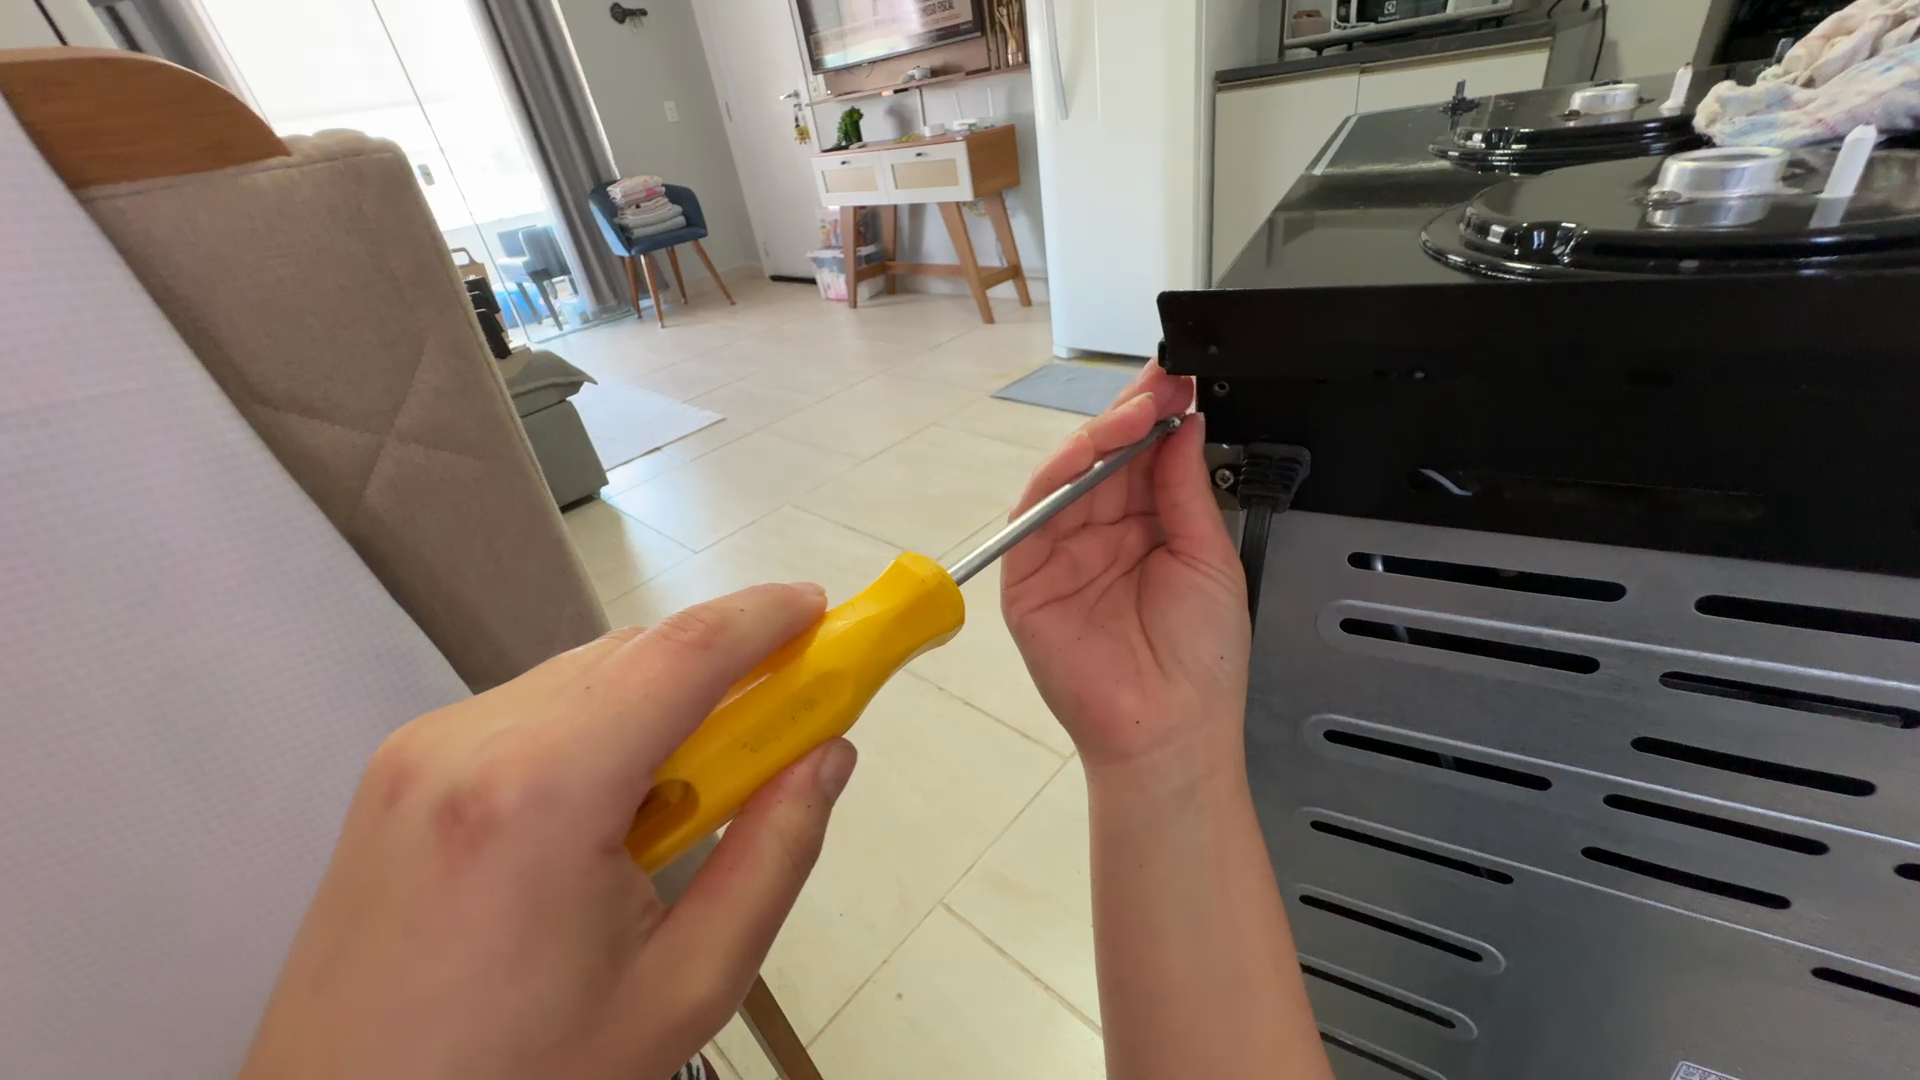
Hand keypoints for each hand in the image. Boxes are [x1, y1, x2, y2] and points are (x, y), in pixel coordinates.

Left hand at [240, 584, 855, 1079]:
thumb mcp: (687, 986)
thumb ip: (776, 854)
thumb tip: (829, 755)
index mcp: (540, 795)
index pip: (680, 656)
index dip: (763, 617)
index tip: (820, 610)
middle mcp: (469, 742)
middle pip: (637, 652)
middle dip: (726, 657)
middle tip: (788, 697)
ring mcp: (423, 747)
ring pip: (590, 670)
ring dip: (667, 692)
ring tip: (699, 775)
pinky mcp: (403, 764)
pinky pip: (541, 701)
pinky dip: (609, 715)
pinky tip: (621, 794)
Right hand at [1001, 367, 1248, 768]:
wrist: (1169, 731)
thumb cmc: (1200, 658)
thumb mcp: (1207, 558)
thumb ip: (1184, 491)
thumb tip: (1184, 427)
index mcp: (1142, 529)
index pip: (1140, 460)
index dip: (1158, 419)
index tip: (1184, 379)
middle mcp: (1097, 534)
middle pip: (1103, 459)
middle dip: (1132, 414)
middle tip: (1164, 380)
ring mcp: (1058, 552)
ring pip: (1066, 476)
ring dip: (1099, 436)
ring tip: (1139, 408)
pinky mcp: (1026, 575)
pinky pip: (1036, 513)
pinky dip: (1058, 475)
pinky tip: (1091, 448)